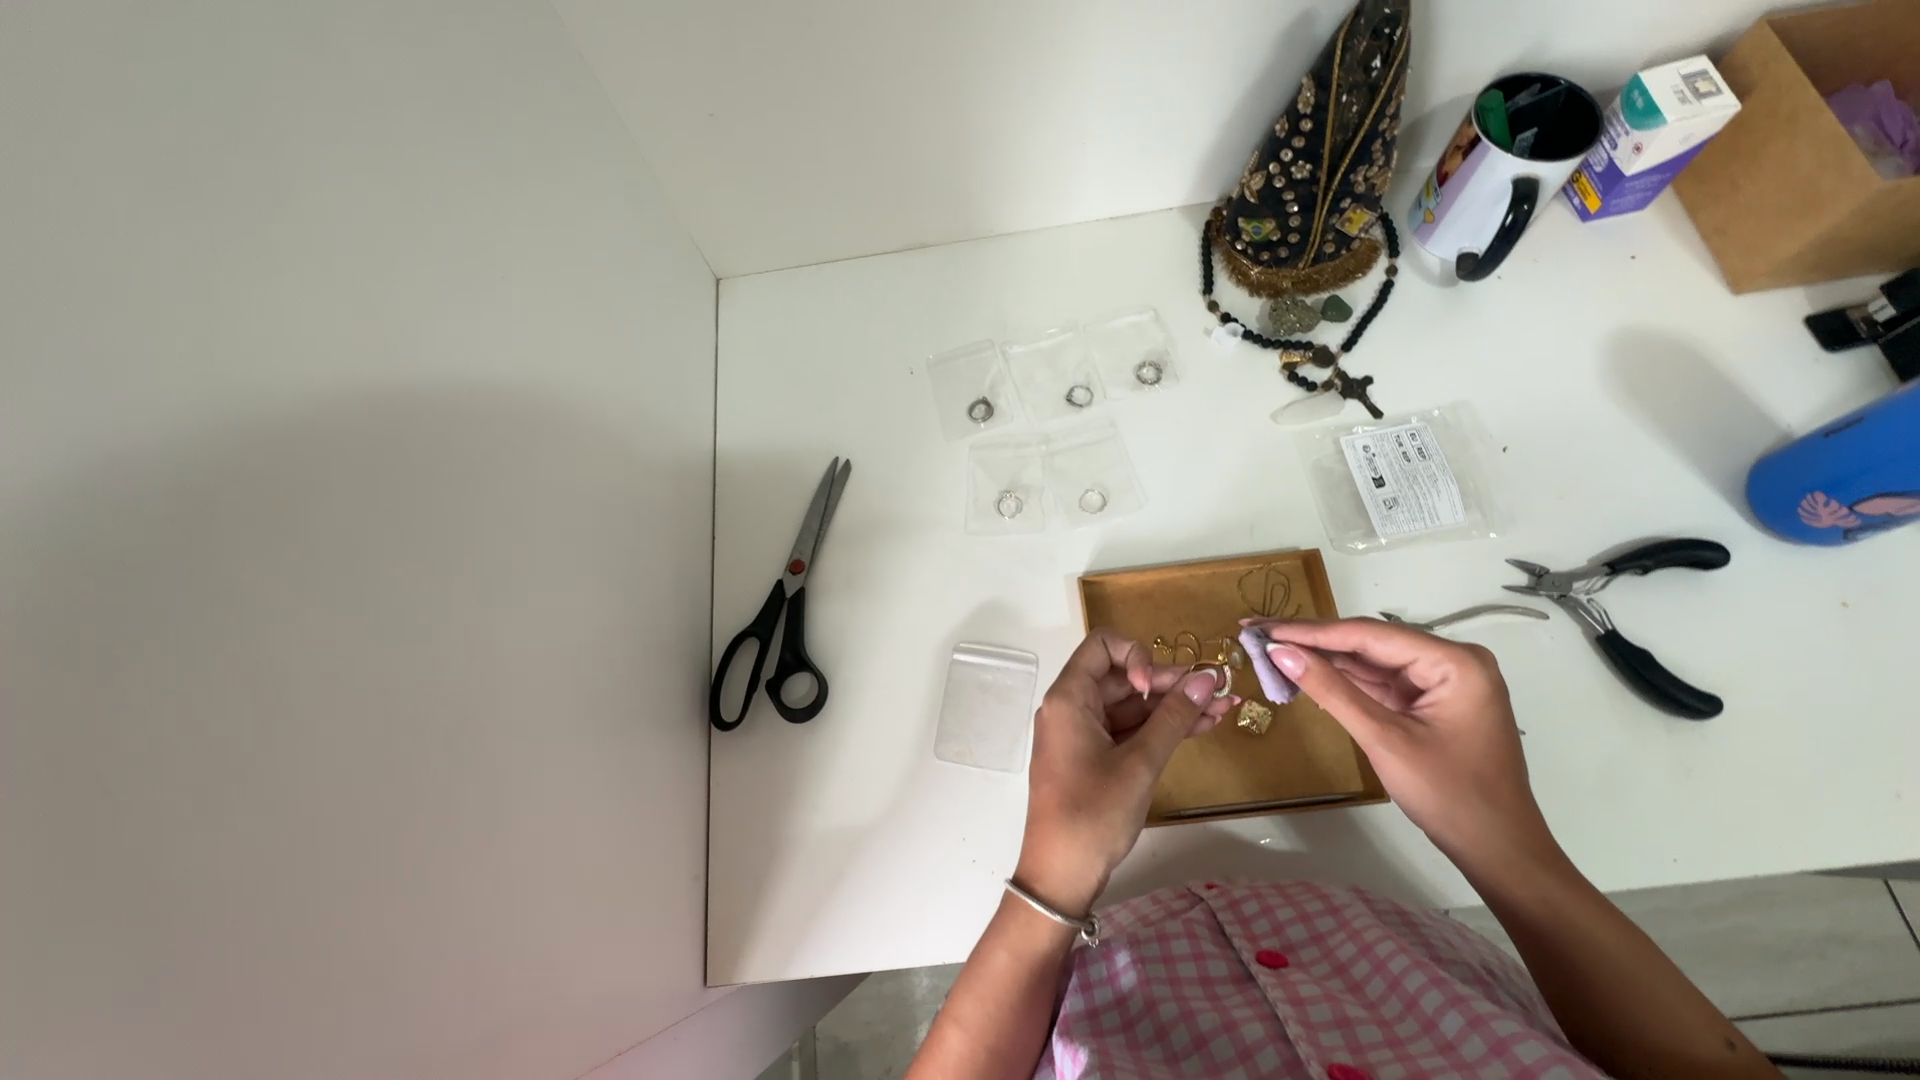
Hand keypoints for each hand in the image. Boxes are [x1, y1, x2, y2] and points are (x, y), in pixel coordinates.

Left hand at [1015, 630, 1237, 915]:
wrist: (1060, 875)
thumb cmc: (1093, 814)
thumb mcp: (1139, 763)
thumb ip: (1173, 717)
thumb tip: (1208, 678)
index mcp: (1068, 698)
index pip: (1102, 646)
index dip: (1138, 655)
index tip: (1157, 687)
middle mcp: (1071, 707)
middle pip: (1122, 676)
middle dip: (1169, 682)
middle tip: (1216, 692)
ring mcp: (1082, 733)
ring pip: (1130, 705)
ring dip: (1172, 707)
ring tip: (1222, 709)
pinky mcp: (1093, 757)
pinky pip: (1128, 730)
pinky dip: (1159, 729)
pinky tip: (1201, 727)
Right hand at [1251, 617, 1558, 869]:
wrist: (1498, 849)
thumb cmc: (1449, 795)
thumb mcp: (1384, 739)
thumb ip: (1332, 691)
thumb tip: (1279, 653)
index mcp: (1453, 661)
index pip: (1368, 634)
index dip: (1310, 631)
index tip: (1261, 628)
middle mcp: (1450, 660)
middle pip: (1368, 641)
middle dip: (1312, 641)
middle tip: (1257, 633)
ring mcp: (1440, 681)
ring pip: (1369, 660)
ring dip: (1322, 659)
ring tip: (1270, 649)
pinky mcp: (1429, 701)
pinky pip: (1378, 681)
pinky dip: (1342, 680)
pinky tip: (1305, 672)